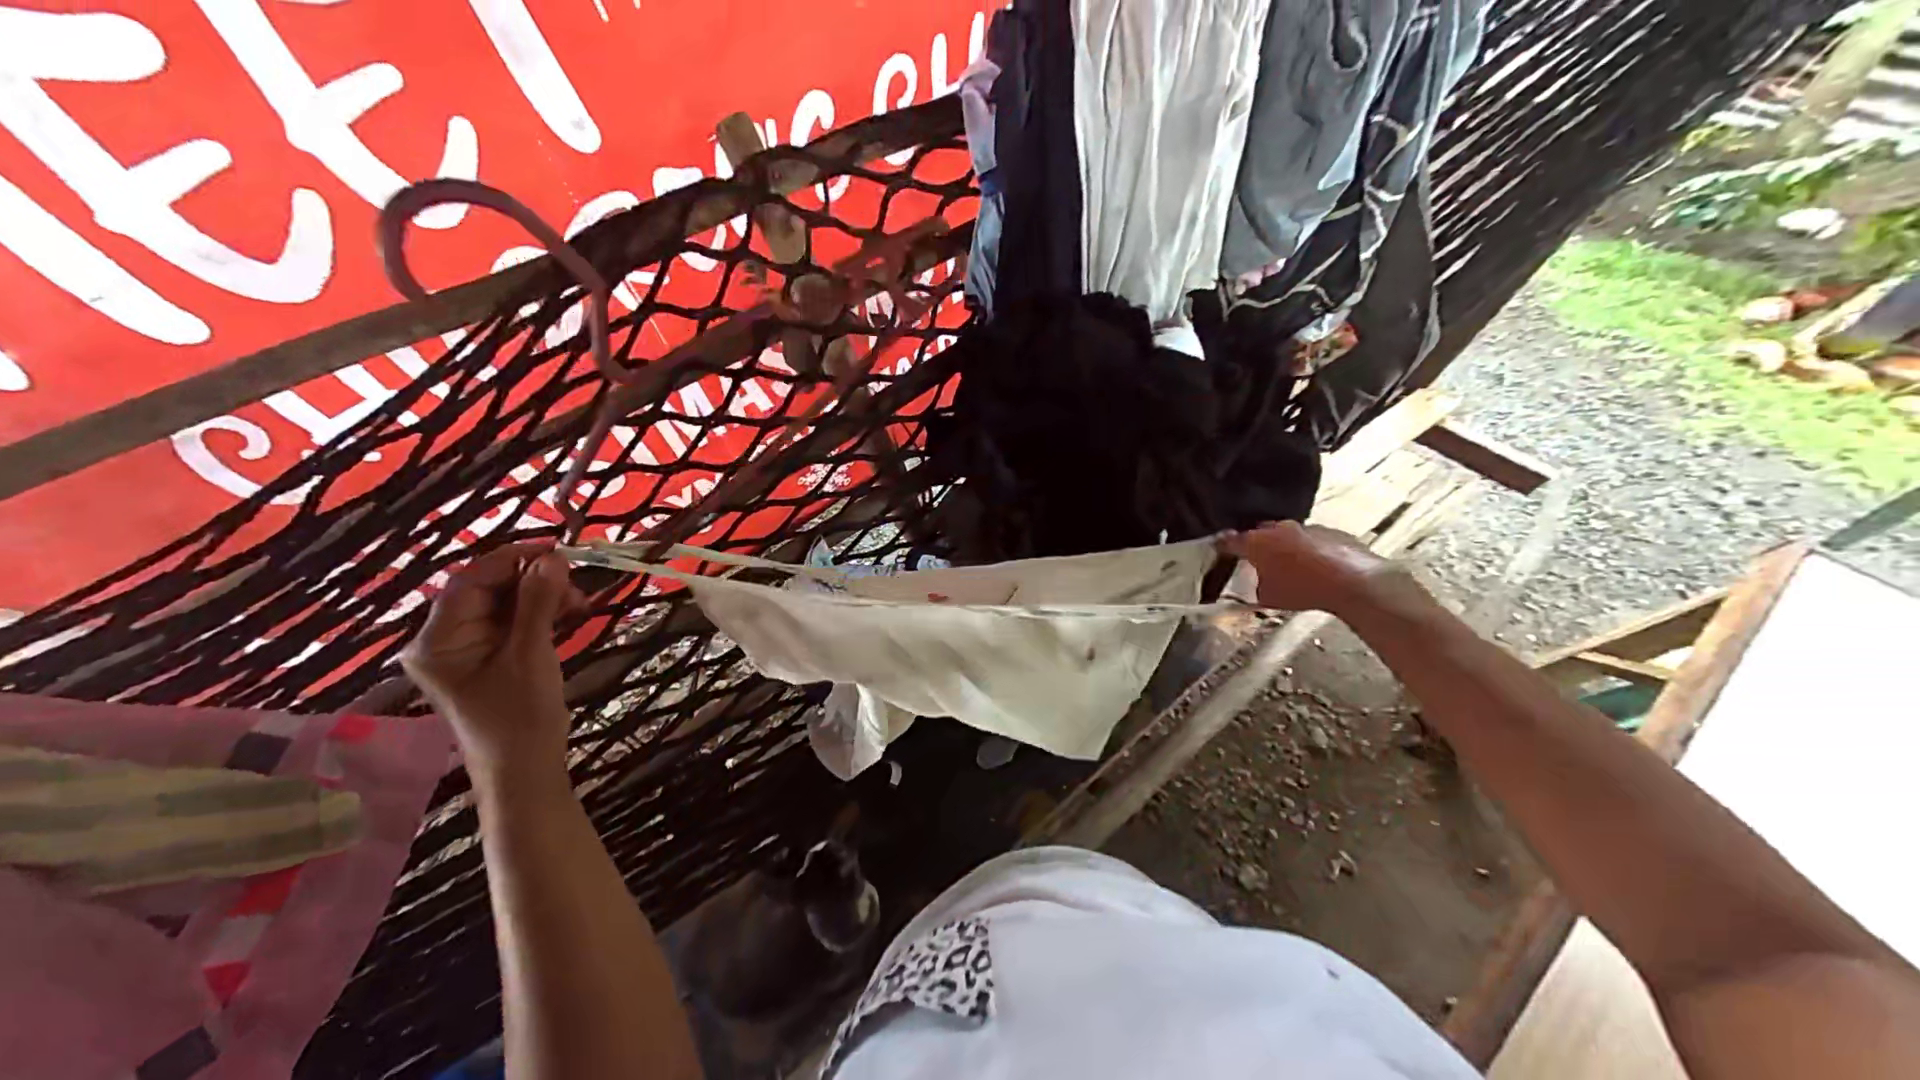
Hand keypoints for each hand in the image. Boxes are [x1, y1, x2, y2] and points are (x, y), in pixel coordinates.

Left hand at [402, 541, 585, 776]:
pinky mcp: (489, 657)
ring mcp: (466, 648)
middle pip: (487, 589)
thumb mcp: (531, 654)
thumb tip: (554, 557)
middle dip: (533, 579)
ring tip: (579, 604)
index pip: (469, 581)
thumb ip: (538, 602)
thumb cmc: (520, 716)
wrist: (525, 770)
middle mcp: (443, 639)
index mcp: (437, 641)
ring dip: (543, 595)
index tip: (557, 550)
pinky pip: (513, 621)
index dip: (512, 559)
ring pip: (505, 602)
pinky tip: (570, 613)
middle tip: (576, 582)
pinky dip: (541, 612)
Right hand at [1219, 521, 1426, 616]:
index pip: (1231, 541)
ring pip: (1289, 535)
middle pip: (1262, 533)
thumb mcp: (1268, 598)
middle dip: (1260, 545)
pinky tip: (1320, 568)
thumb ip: (1257, 584)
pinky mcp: (1332, 532)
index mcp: (1256, 543)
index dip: (1224, 546)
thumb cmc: (1302, 591)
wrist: (1353, 582)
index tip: (1220, 549)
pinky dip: (1312, 550)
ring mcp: (1307, 527)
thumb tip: (1259, 580)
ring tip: (1295, 567)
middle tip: (1262, 562)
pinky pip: (1314, 540)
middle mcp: (1279, 529)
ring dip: (1288, 547)